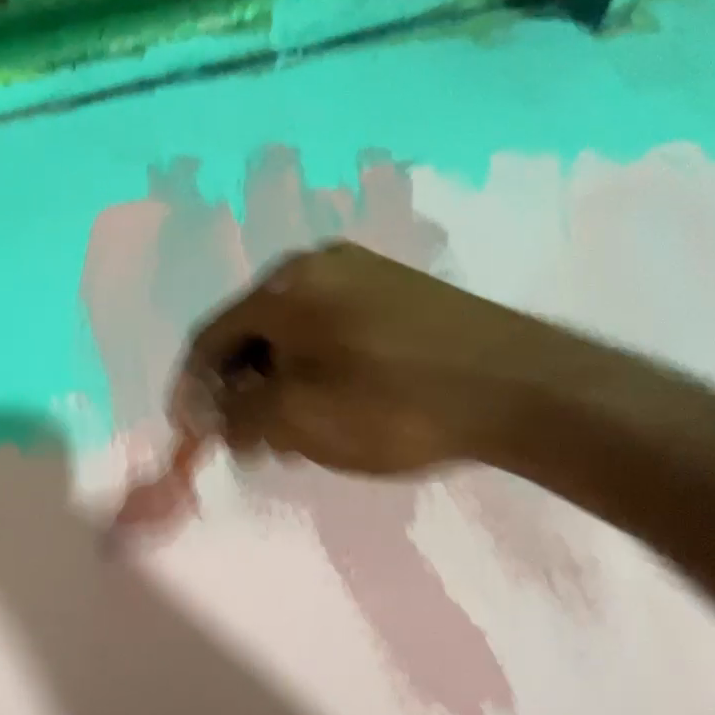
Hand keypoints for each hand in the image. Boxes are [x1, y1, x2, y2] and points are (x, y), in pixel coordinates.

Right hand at [178, 240, 572, 475]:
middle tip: (241, 446)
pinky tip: (326, 415)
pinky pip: (328, 337)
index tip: (190, 439)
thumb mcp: (293, 417)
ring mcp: (364, 277)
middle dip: (234, 396)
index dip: (189, 394)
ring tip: (286, 441)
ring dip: (273, 392)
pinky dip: (311, 377)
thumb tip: (207, 415)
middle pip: (248, 338)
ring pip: (289, 340)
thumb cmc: (391, 404)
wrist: (525, 391)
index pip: (208, 341)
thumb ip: (233, 415)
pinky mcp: (400, 297)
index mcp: (283, 287)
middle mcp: (317, 267)